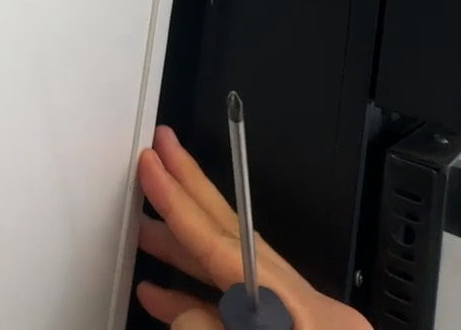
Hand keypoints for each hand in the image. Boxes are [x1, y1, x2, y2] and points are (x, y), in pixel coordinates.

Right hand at [136, 126, 369, 329]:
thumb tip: (177, 308)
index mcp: (307, 317)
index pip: (227, 244)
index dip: (181, 202)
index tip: (153, 163)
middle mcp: (315, 314)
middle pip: (238, 237)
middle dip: (191, 191)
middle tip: (162, 148)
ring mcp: (311, 327)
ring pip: (237, 271)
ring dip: (186, 247)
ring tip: (144, 226)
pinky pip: (244, 307)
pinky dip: (204, 295)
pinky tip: (164, 293)